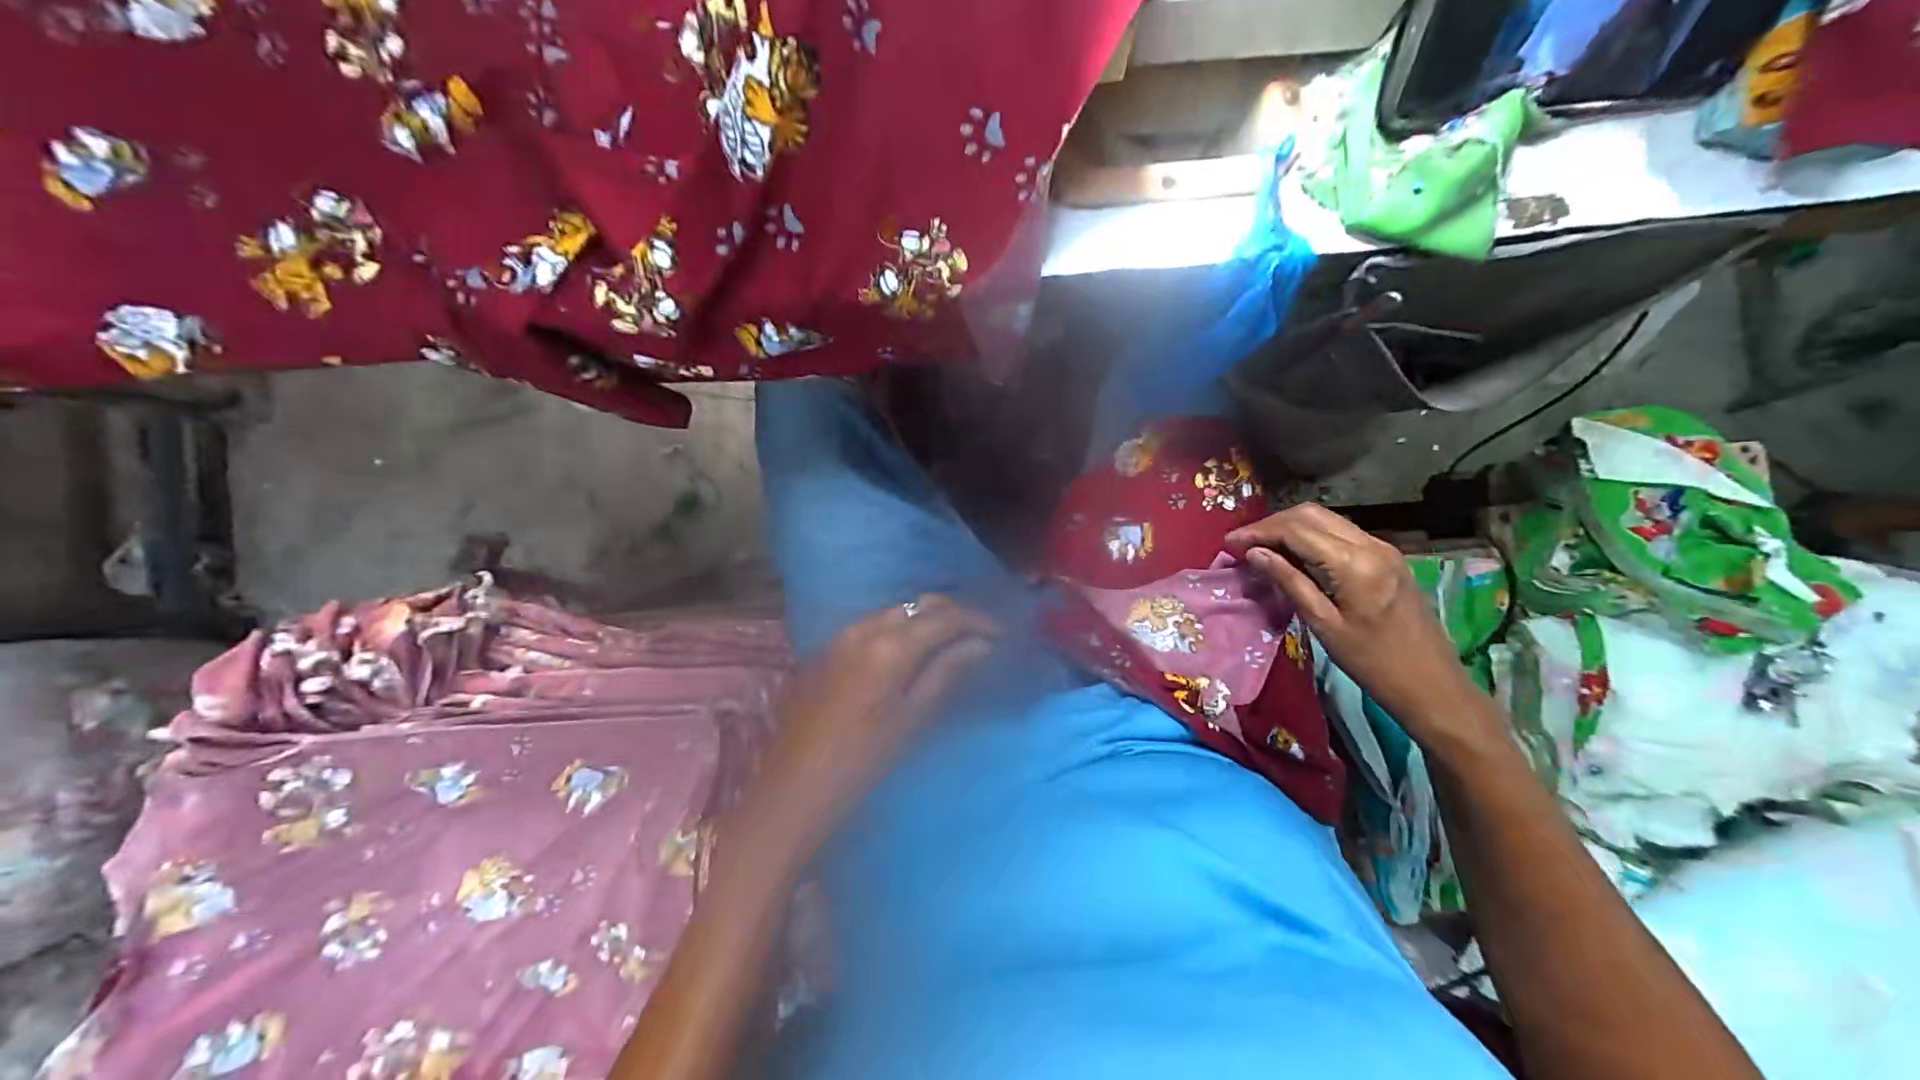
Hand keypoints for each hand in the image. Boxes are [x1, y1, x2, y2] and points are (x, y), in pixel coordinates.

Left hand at [742, 595, 995, 856]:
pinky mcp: (826, 650)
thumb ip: (946, 673)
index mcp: (889, 646)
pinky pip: (872, 625)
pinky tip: (910, 652)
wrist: (793, 788)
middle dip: (953, 614)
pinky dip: (899, 629)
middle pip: (918, 605)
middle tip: (981, 635)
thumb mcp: (912, 719)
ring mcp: (840, 636)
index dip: (979, 621)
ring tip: (951, 642)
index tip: (1003, 634)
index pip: (945, 617)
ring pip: (894, 612)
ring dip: (925, 620)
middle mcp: (863, 628)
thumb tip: (982, 644)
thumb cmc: (861, 762)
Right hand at [1226, 504, 1484, 735]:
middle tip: (1241, 544)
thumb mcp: (1323, 624)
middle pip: (1311, 515)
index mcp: (1355, 563)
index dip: (1258, 532)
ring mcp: (1383, 549)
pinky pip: (1340, 533)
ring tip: (1260, 548)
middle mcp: (1371, 545)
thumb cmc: (1373, 662)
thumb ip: (1289, 582)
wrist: (1432, 683)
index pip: (1297, 530)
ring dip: (1290, 527)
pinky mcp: (1386, 558)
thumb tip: (1254, 553)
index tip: (1229, 544)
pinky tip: (1291, 555)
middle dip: (1271, 524)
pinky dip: (1310, 536)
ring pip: (1326, 520)